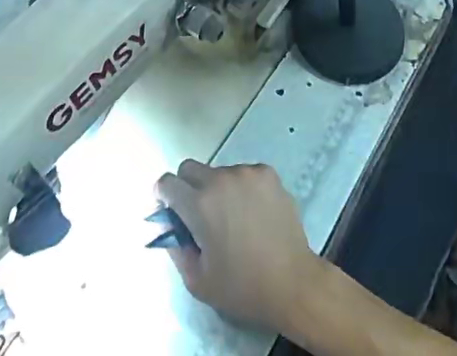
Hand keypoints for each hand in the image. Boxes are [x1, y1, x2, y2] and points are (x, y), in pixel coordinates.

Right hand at [154, 160, 322, 330]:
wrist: (293, 282)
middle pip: (189, 169)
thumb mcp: (197, 280)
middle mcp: (221, 179)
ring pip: (218, 172)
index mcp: (200, 204)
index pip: (166, 183)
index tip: (169, 211)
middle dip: (187, 188)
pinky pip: (243, 173)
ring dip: (217, 188)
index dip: (163, 197)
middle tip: (199, 216)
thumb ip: (176, 248)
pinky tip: (253, 212)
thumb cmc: (242, 286)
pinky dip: (241, 188)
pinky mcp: (268, 173)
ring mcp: (247, 173)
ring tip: (233, 217)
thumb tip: (168, 226)